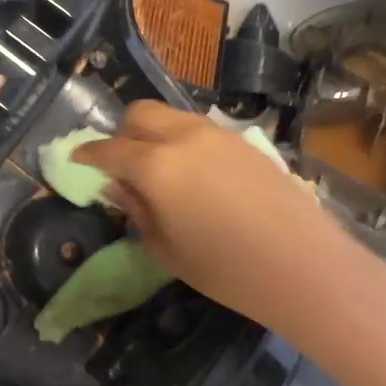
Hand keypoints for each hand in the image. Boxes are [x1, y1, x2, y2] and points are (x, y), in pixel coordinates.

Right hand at [74, 101, 385, 341]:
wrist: (308, 269)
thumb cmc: (227, 270)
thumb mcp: (166, 249)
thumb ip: (136, 211)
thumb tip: (118, 187)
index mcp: (155, 165)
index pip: (108, 149)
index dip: (87, 154)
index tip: (76, 160)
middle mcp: (183, 137)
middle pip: (140, 114)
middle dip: (122, 133)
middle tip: (121, 163)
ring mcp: (219, 135)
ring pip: (172, 117)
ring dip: (155, 134)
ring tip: (159, 169)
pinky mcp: (246, 144)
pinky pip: (201, 130)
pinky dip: (184, 142)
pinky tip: (194, 176)